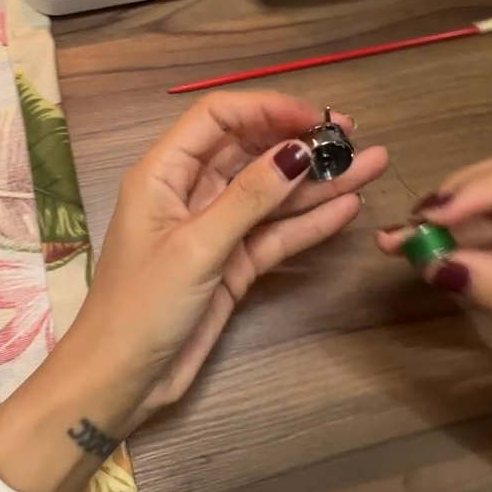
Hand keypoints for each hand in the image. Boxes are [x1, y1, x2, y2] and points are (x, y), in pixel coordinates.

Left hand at [64, 92, 387, 431]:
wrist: (121, 381)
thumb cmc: (142, 305)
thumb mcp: (195, 247)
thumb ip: (249, 198)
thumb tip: (298, 151)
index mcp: (164, 172)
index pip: (217, 118)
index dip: (266, 109)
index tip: (314, 118)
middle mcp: (190, 191)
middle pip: (250, 152)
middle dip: (299, 142)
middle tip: (353, 138)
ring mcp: (215, 228)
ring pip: (271, 194)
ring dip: (317, 181)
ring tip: (371, 165)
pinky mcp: (232, 263)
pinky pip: (275, 233)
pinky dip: (309, 222)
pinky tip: (347, 207)